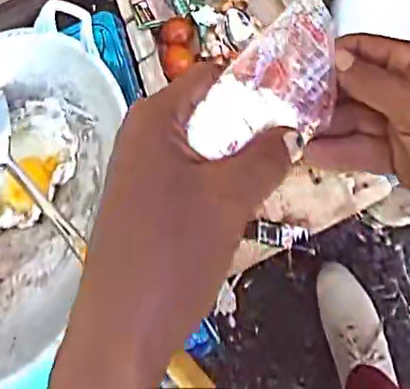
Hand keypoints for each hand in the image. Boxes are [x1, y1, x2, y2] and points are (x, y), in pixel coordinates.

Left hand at [52, 62, 289, 386]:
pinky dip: (217, 179)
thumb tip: (289, 132)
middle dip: (247, 124)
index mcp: (153, 117)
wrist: (120, 334)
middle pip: (206, 109)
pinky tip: (236, 206)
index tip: (287, 96)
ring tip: (265, 176)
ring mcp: (140, 167)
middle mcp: (141, 133)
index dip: (250, 81)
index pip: (208, 75)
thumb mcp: (229, 200)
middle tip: (284, 141)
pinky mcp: (144, 198)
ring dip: (235, 156)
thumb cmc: (165, 257)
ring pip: (201, 144)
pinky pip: (190, 171)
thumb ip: (265, 157)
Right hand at [305, 34, 409, 270]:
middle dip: (321, 93)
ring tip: (290, 130)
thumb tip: (335, 55)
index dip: (330, 54)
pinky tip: (313, 155)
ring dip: (326, 125)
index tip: (293, 63)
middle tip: (282, 102)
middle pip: (355, 84)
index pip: (364, 49)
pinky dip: (341, 151)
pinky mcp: (404, 161)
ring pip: (356, 119)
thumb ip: (374, 83)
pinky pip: (365, 149)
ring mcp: (406, 127)